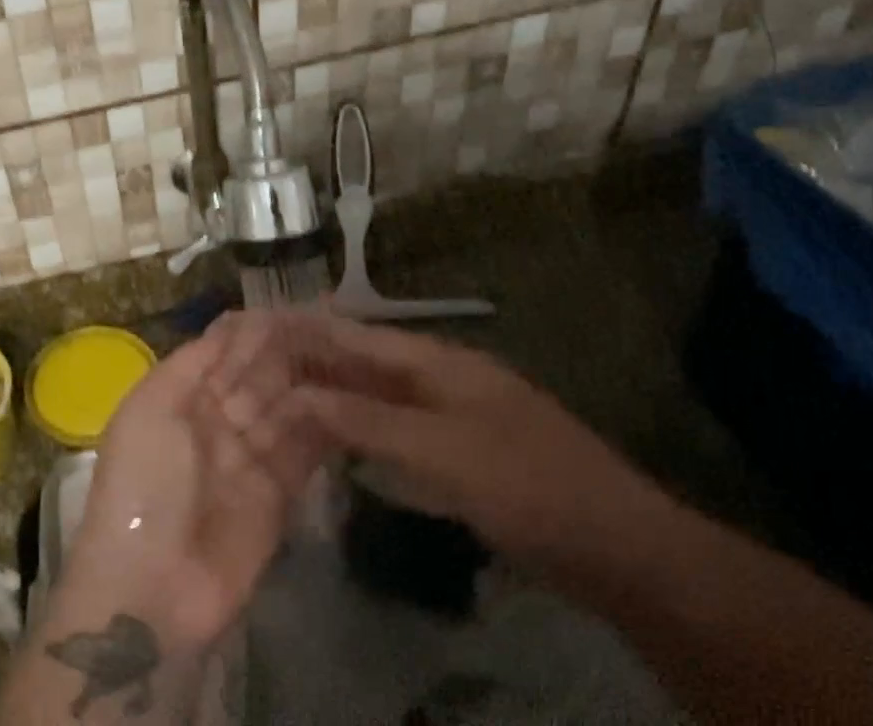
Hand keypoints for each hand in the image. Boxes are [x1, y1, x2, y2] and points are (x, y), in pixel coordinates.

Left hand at [58, 312, 329, 646]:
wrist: (153, 585)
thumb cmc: (144, 484)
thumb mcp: (151, 410)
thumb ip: (193, 363)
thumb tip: (234, 322)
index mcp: (179, 396)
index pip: (225, 351)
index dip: (260, 331)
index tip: (303, 307)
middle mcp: (215, 420)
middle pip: (260, 377)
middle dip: (295, 353)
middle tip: (345, 326)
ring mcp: (248, 458)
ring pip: (288, 409)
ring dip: (318, 384)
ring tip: (361, 355)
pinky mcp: (278, 494)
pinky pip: (306, 451)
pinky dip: (328, 428)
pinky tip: (359, 400)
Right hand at [284, 312, 669, 568]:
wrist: (617, 548)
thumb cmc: (525, 486)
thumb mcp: (438, 450)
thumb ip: (364, 419)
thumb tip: (295, 395)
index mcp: (442, 363)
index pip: (359, 335)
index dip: (309, 329)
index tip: (258, 324)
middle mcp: (445, 379)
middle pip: (367, 361)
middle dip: (314, 360)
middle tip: (255, 364)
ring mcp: (456, 416)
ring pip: (379, 395)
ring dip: (333, 394)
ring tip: (279, 395)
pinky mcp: (462, 453)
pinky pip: (397, 429)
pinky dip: (360, 429)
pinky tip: (334, 440)